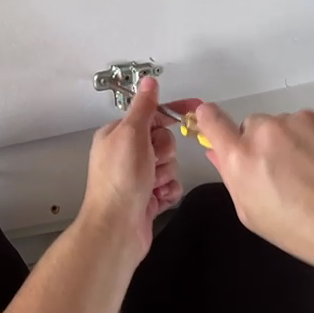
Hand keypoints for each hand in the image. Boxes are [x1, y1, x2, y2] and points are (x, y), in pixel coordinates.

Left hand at [80, 77, 184, 257]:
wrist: (117, 230)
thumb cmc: (119, 181)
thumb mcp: (131, 134)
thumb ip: (144, 107)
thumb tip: (150, 82)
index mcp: (117, 135)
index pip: (151, 115)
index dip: (173, 112)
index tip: (196, 107)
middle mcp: (125, 154)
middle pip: (164, 141)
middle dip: (165, 153)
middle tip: (152, 163)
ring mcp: (137, 177)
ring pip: (170, 165)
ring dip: (166, 175)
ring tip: (151, 186)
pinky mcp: (148, 198)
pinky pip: (171, 186)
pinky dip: (168, 192)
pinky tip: (157, 200)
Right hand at [194, 103, 313, 268]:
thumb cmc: (299, 230)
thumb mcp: (251, 213)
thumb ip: (232, 177)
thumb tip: (218, 152)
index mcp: (240, 157)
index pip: (212, 120)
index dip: (209, 119)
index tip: (212, 121)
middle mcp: (265, 131)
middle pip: (253, 126)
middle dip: (262, 144)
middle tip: (283, 173)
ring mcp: (298, 121)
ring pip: (285, 125)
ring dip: (291, 141)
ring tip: (313, 174)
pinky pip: (311, 125)